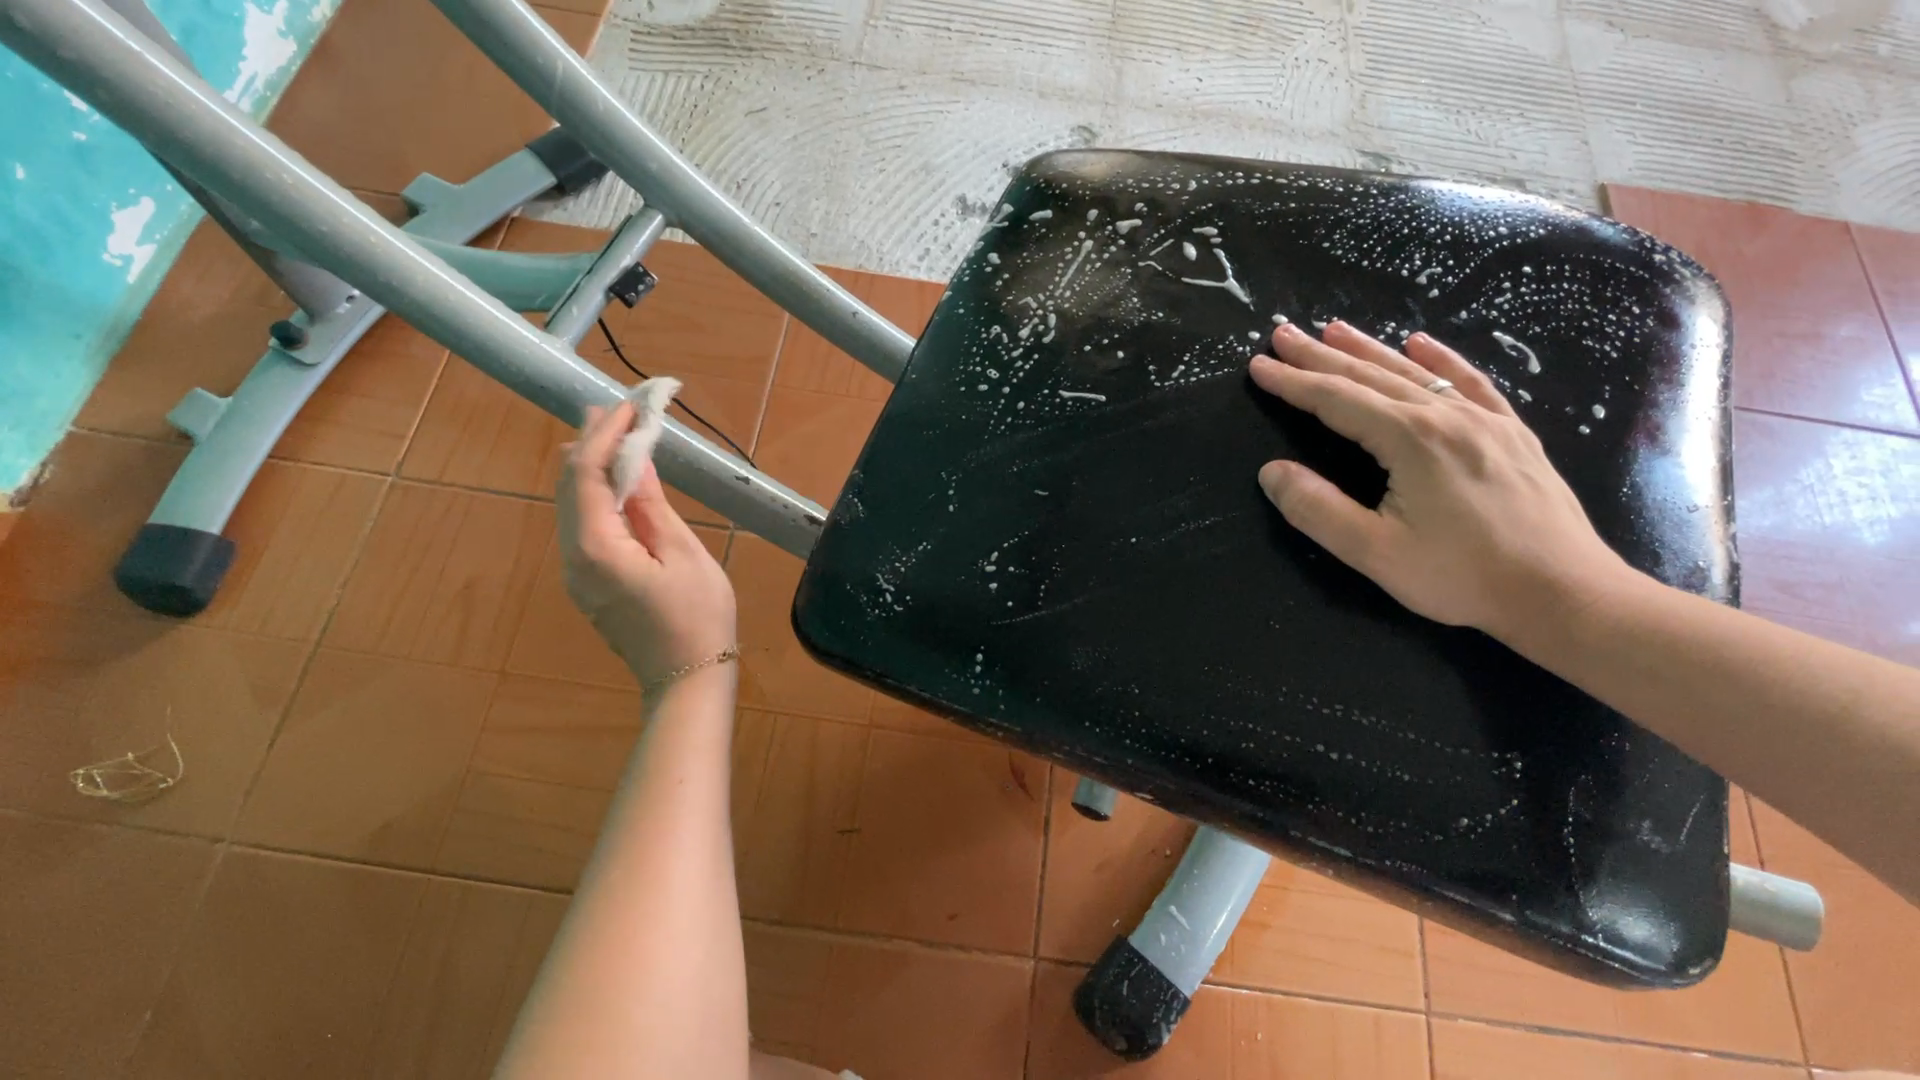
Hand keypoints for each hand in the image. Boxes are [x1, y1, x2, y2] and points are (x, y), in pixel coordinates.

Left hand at [558, 402, 736, 687]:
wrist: (686, 678)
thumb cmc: (698, 616)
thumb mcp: (684, 554)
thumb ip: (651, 504)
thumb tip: (634, 459)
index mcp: (597, 548)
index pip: (587, 475)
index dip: (605, 435)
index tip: (627, 405)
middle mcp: (573, 558)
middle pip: (569, 487)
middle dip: (589, 444)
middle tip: (611, 409)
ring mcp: (576, 574)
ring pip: (569, 506)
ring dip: (587, 467)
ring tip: (608, 433)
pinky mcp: (587, 583)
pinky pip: (579, 526)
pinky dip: (592, 495)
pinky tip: (608, 482)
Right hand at [1250, 320, 1634, 642]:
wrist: (1562, 591)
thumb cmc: (1461, 576)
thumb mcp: (1374, 553)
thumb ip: (1317, 509)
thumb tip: (1271, 471)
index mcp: (1409, 440)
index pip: (1336, 400)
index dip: (1293, 382)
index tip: (1258, 365)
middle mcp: (1445, 416)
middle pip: (1370, 376)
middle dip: (1320, 355)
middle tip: (1282, 333)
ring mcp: (1484, 420)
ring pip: (1415, 372)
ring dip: (1368, 349)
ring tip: (1333, 329)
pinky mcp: (1512, 433)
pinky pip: (1470, 382)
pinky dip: (1441, 358)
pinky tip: (1422, 342)